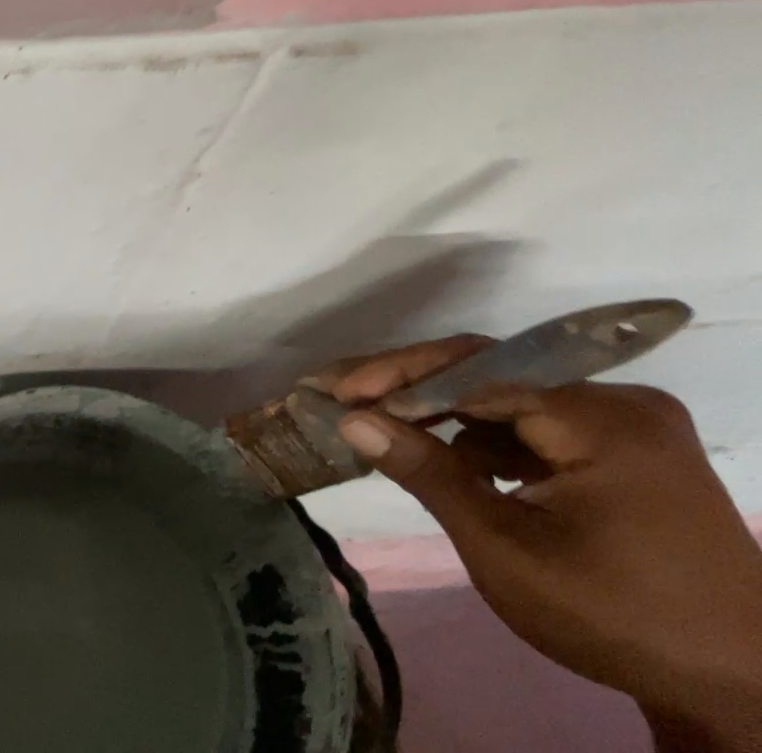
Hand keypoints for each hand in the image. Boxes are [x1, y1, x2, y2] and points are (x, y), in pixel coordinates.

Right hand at [330, 337, 761, 749]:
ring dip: (438, 411)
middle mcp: (619, 404)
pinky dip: (477, 437)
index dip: (396, 375)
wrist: (736, 686)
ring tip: (371, 422)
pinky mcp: (622, 454)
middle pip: (488, 373)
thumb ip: (426, 472)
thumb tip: (350, 418)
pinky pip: (530, 425)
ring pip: (504, 398)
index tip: (333, 391)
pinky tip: (436, 455)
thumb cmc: (614, 614)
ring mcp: (625, 428)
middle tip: (337, 394)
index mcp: (602, 419)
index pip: (475, 369)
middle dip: (408, 385)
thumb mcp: (504, 545)